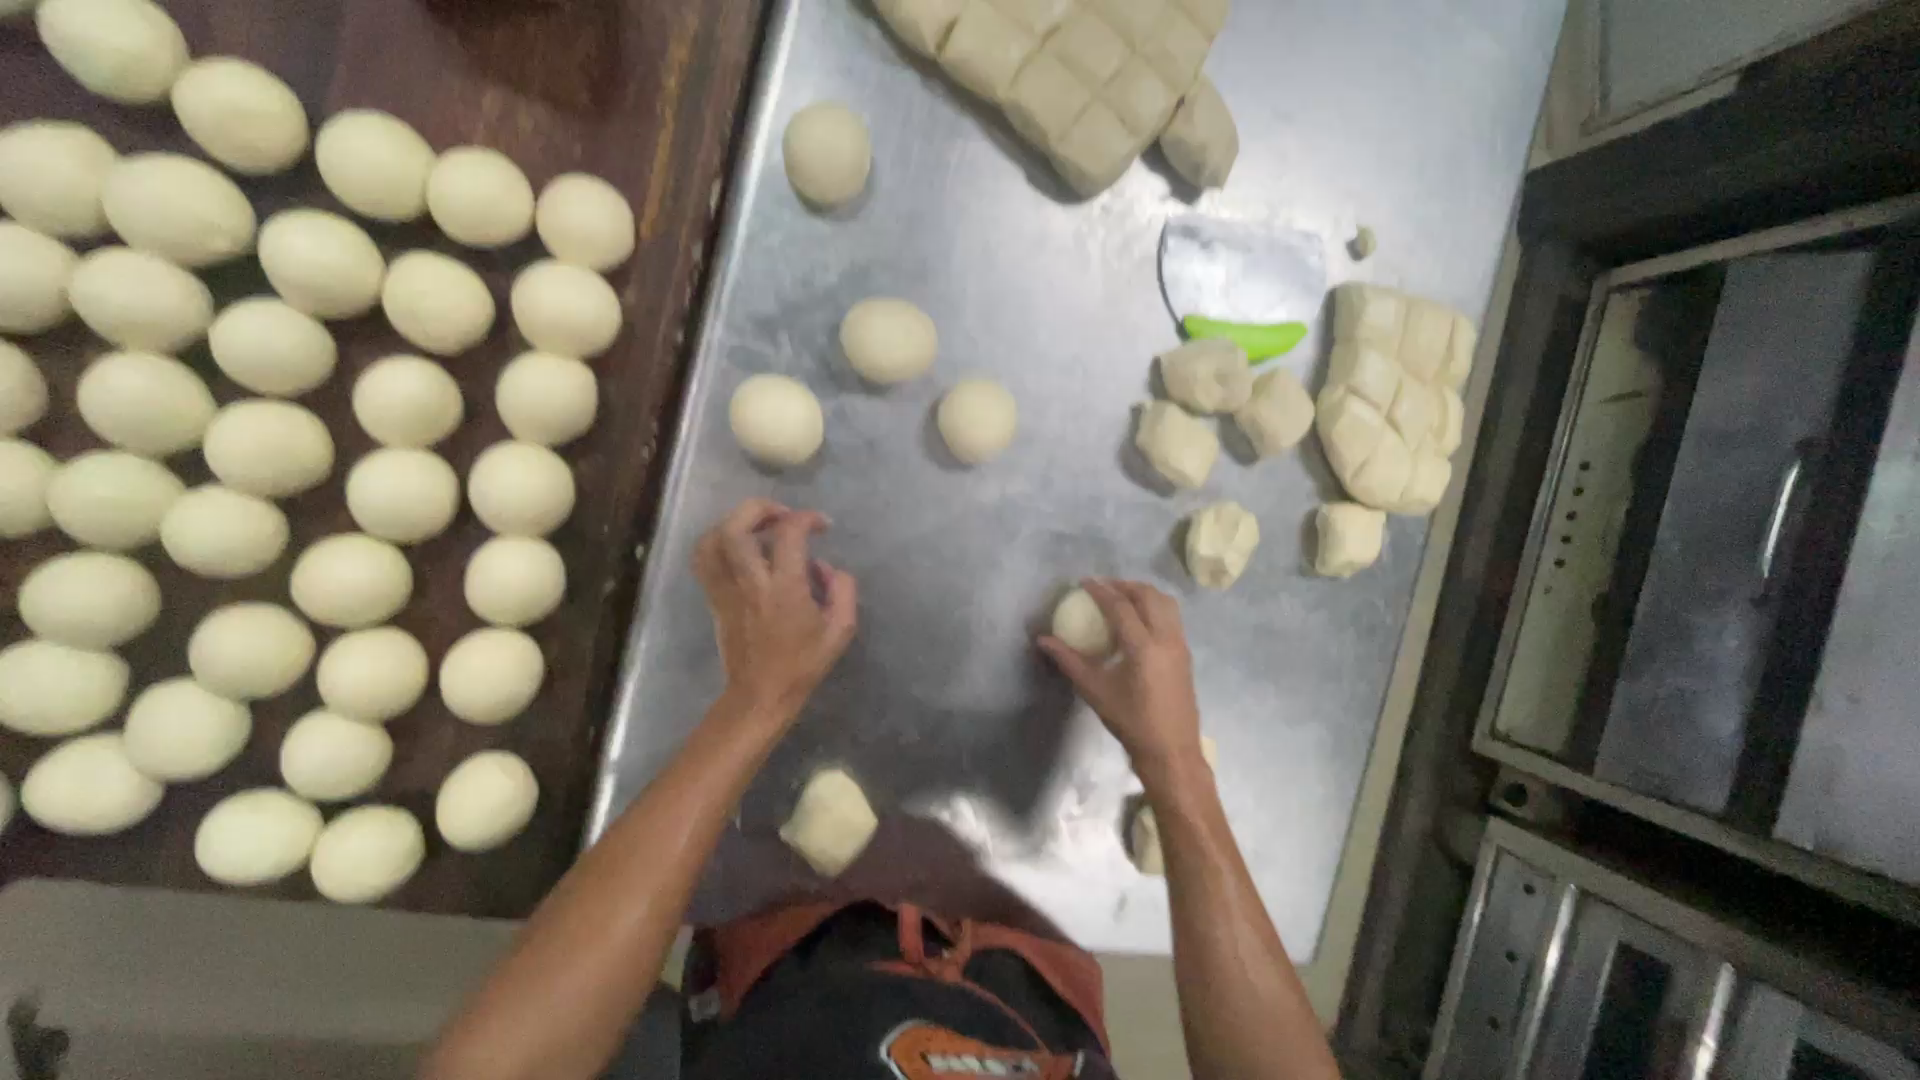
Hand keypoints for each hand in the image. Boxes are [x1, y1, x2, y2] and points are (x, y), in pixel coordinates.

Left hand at [693, 498, 857, 724]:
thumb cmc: (803, 664)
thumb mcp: (841, 630)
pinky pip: (703, 559)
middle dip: (761, 509)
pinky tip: (737, 545)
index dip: (807, 519)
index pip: (789, 534)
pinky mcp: (714, 598)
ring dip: (735, 521)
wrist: (760, 694)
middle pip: (737, 527)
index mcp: (785, 589)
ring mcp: (726, 589)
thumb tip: (825, 566)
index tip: (821, 525)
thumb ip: (843, 589)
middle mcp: (750, 583)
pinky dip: (717, 541)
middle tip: (783, 515)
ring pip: (714, 539)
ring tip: (758, 526)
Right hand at [1038, 578, 1204, 780]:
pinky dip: (1154, 606)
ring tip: (1121, 597)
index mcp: (1144, 646)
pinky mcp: (1185, 653)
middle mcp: (1166, 638)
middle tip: (1102, 587)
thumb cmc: (1131, 722)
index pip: (1121, 606)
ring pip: (1165, 603)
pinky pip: (1172, 617)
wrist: (1171, 750)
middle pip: (1148, 596)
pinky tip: (1138, 620)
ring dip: (1143, 593)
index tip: (1084, 582)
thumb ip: (1069, 661)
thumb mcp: (1095, 691)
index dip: (1101, 590)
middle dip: (1124, 585)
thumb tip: (1043, 640)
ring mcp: (1180, 645)